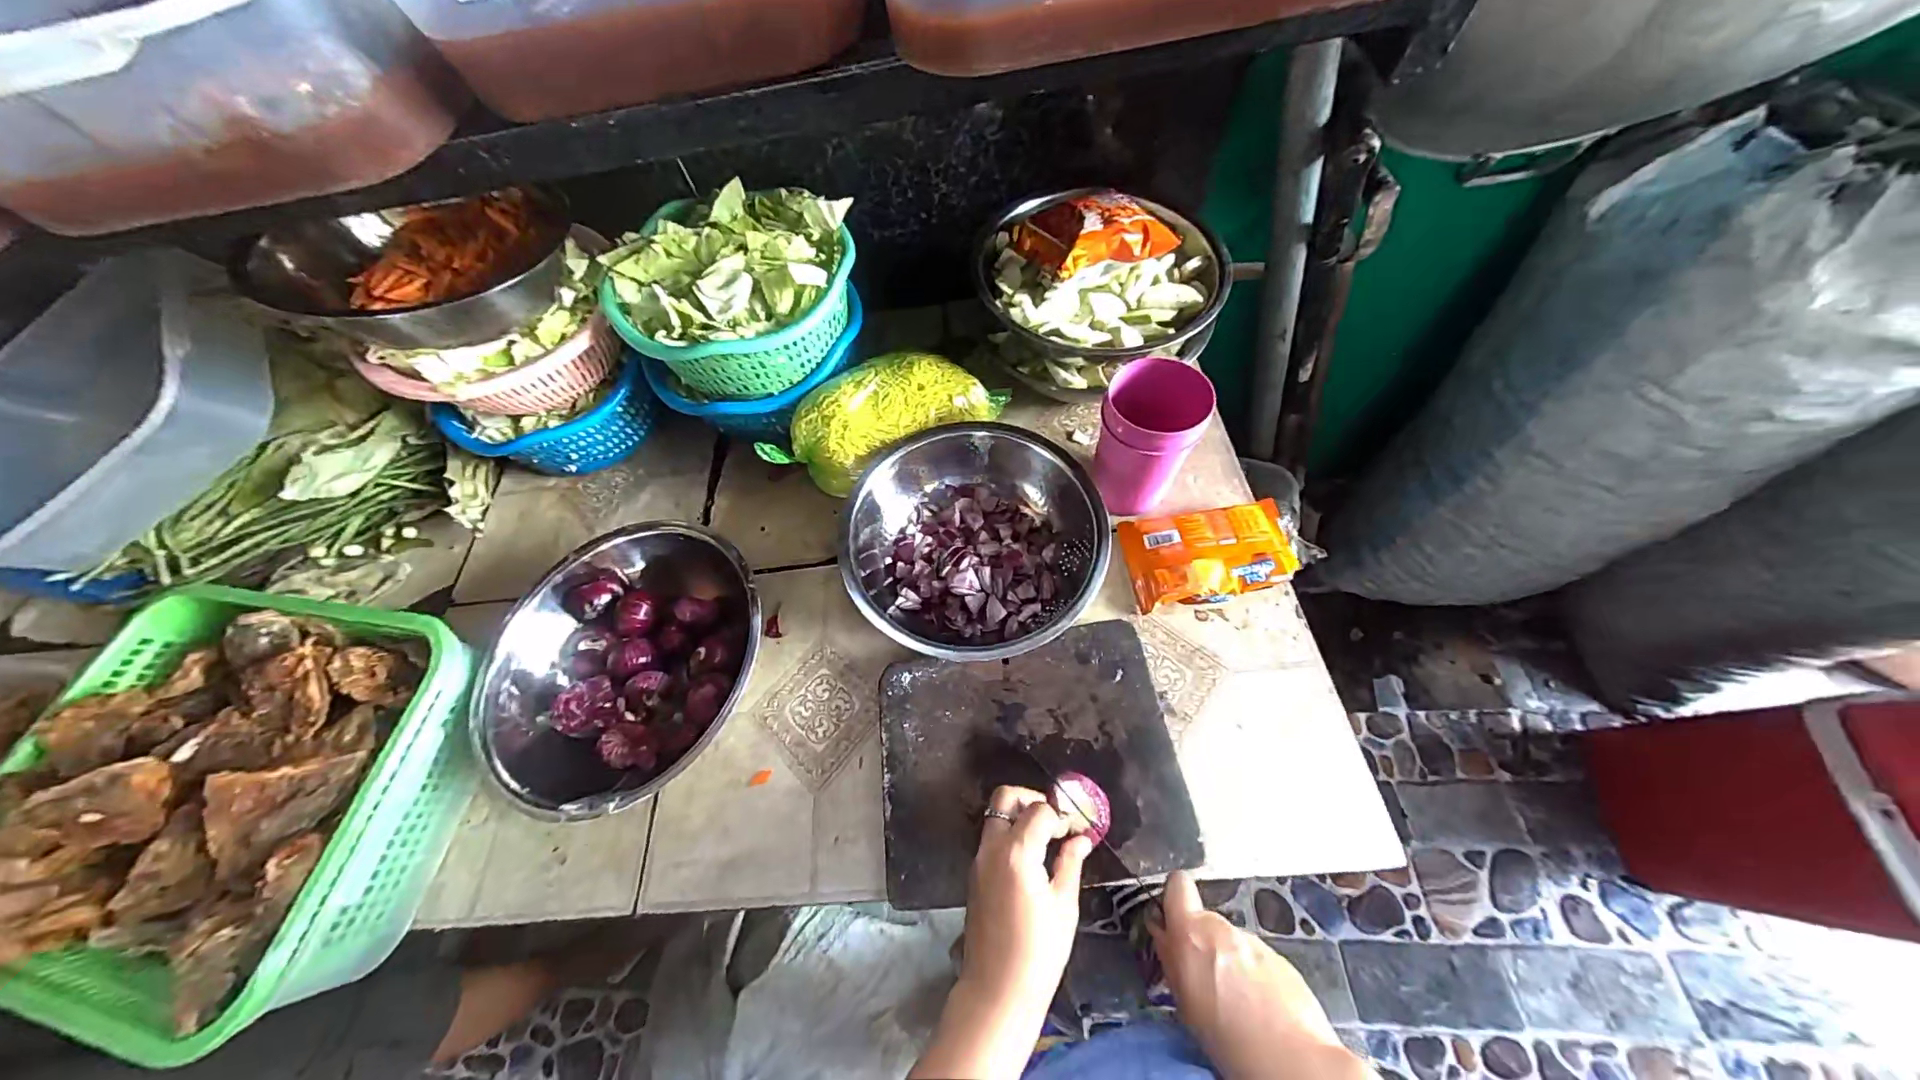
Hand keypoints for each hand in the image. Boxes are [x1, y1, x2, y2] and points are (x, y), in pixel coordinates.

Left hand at [910, 785, 1090, 1078]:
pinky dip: (1011, 835)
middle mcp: (991, 848)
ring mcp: (979, 860)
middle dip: (1032, 798)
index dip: (1063, 814)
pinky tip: (1034, 856)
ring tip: (1049, 837)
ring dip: (1020, 816)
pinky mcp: (975, 874)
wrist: (997, 989)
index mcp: (1016, 853)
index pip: (1040, 810)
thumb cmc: (1039, 951)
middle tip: (1056, 818)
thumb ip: (1070, 863)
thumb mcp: (1063, 905)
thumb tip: (1081, 838)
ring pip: (996, 817)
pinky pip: (992, 839)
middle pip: (1005, 798)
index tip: (1079, 827)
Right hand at [1149, 871, 1366, 1079]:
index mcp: (1191, 933)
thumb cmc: (1228, 1039)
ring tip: (1238, 1001)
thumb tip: (1164, 937)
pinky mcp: (1281, 958)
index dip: (1174, 897)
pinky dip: (1255, 975)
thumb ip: (1172, 959)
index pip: (1178, 884)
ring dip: (1230, 961)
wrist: (1293, 1060)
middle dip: (1204, 943)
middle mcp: (1222, 929)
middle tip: (1207, 979)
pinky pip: (1257, 959)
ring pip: (1232, 943)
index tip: (1174, 921)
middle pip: (1205, 921)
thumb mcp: (1183, 1002)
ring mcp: (1254, 941)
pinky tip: (1261, 1007)